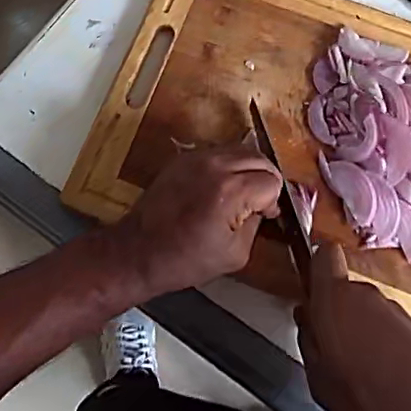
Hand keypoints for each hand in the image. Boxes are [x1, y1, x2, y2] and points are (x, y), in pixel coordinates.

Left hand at [104, 145, 280, 297]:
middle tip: (257, 204)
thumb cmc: (185, 259)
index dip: (272, 201)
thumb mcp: (237, 253)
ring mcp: (198, 157)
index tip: (263, 216)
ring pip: (242, 150)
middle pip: (261, 158)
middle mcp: (216, 165)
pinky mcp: (184, 157)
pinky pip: (220, 152)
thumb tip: (265, 206)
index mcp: (231, 190)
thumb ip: (257, 223)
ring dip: (249, 170)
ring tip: (241, 195)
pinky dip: (229, 166)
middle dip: (265, 181)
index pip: (272, 181)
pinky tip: (221, 188)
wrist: (139, 250)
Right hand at [296, 242, 410, 410]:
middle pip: (344, 290)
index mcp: (336, 300)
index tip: (310, 283)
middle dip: (336, 313)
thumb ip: (308, 339)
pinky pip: (389, 328)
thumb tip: (306, 320)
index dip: (316, 264)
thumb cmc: (372, 405)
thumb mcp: (319, 379)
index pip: (324, 255)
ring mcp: (395, 310)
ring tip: (357, 374)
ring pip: (367, 311)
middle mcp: (367, 296)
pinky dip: (383, 347)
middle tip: (330, 349)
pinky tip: (381, 382)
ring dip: (361, 333)